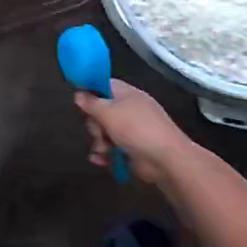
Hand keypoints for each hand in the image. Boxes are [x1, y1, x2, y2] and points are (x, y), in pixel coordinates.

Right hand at [74, 80, 200, 186]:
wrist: (167, 160)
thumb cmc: (135, 129)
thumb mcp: (107, 112)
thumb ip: (90, 102)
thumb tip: (78, 94)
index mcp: (127, 94)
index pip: (104, 85)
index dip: (90, 91)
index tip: (80, 102)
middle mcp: (130, 110)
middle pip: (101, 111)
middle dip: (95, 125)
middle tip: (99, 132)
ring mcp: (133, 131)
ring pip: (105, 132)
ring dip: (100, 142)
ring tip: (104, 151)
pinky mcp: (134, 149)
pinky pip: (113, 148)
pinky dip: (107, 154)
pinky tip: (102, 160)